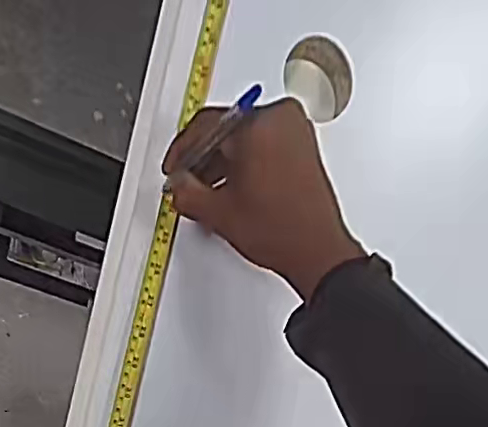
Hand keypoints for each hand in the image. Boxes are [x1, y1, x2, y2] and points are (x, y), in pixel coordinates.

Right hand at [162, 97, 365, 298]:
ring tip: (205, 193)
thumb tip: (178, 183)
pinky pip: (262, 145)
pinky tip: (229, 190)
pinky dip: (242, 164)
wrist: (314, 248)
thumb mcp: (218, 212)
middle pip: (226, 129)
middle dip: (201, 159)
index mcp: (258, 124)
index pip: (206, 125)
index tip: (173, 168)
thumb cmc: (280, 229)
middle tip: (185, 182)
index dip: (182, 151)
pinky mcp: (302, 145)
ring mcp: (295, 130)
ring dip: (221, 164)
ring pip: (244, 138)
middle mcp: (280, 118)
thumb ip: (187, 192)